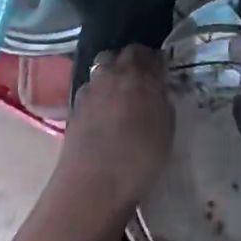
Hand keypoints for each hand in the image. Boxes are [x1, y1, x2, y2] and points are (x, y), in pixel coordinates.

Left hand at [58, 45, 172, 209]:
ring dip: (112, 76)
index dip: (155, 60)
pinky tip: (105, 115)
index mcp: (138, 74)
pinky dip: (99, 95)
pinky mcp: (73, 110)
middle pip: (120, 55)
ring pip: (101, 70)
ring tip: (122, 97)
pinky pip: (90, 91)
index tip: (162, 71)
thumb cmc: (139, 157)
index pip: (146, 52)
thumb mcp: (167, 126)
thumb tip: (157, 89)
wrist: (92, 188)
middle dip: (132, 62)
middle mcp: (110, 75)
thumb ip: (162, 100)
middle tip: (143, 80)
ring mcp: (88, 92)